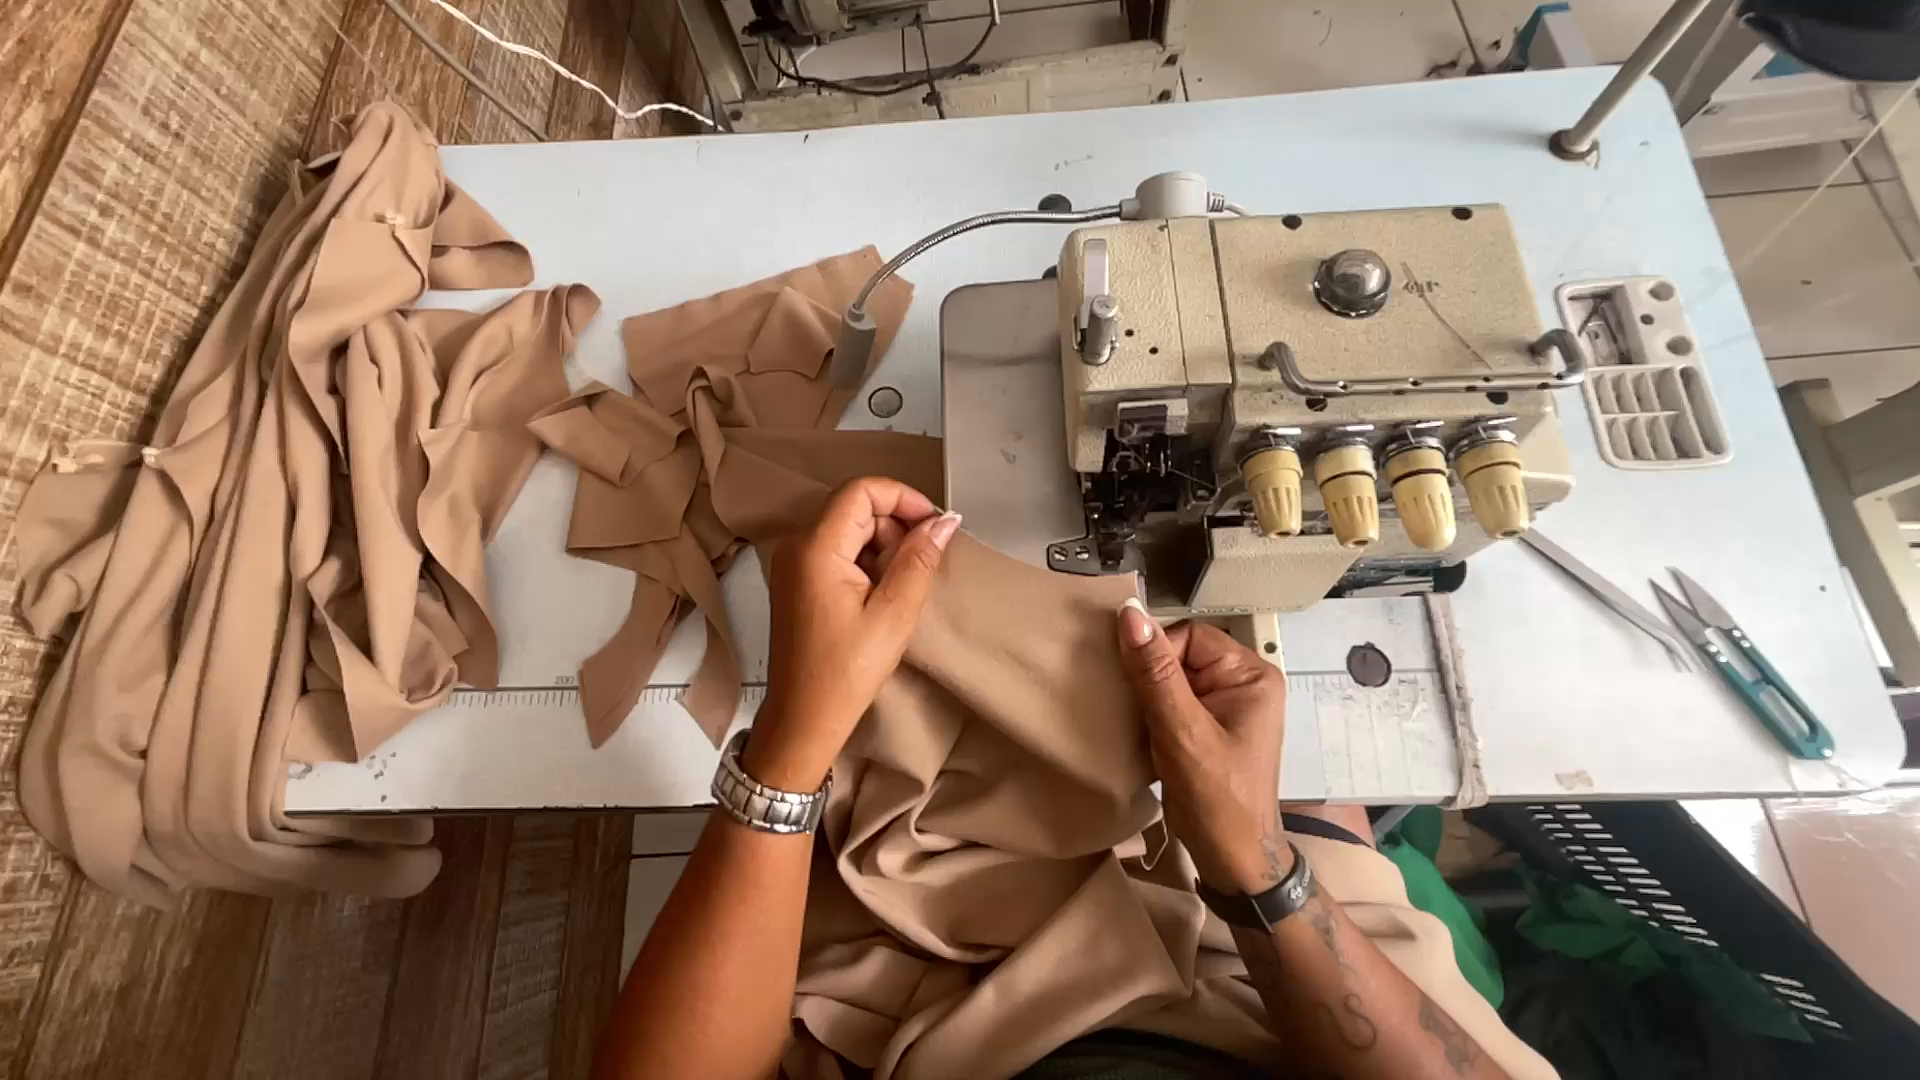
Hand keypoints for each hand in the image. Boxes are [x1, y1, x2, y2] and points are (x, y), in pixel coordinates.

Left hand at [745, 478, 961, 791]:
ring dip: (884, 545)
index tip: (935, 525)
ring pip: (849, 528)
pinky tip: (882, 594)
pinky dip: (866, 561)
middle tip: (922, 563)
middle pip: (855, 507)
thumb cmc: (847, 671)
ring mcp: (793, 563)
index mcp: (816, 548)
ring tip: (902, 586)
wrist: (803, 718)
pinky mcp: (797, 580)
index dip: (903, 498)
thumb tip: (945, 520)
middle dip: (896, 525)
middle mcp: (796, 545)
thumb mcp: (894, 614)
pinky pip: (837, 550)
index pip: (861, 491)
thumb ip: (919, 559)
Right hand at [1115, 601, 1292, 893]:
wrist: (1232, 858)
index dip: (1156, 657)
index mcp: (1250, 674)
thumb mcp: (1182, 731)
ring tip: (1144, 727)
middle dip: (1150, 681)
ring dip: (1148, 699)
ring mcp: (1225, 705)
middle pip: (1178, 654)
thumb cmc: (1217, 797)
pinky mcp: (1207, 725)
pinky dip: (1151, 714)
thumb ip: (1154, 672)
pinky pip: (1170, 700)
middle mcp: (1242, 681)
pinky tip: (1145, 734)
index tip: (1141, 693)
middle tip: (1141, 713)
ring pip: (1169, 678)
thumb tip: (1129, 612)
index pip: (1188, 636)